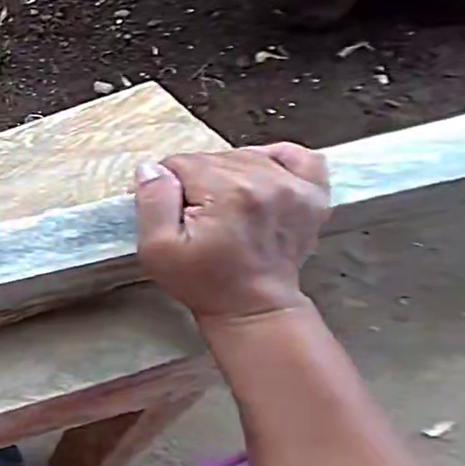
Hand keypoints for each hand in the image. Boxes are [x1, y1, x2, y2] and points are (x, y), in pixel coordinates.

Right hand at [133, 144, 330, 322]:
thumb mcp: (157, 250)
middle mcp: (264, 180)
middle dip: (197, 183)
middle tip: (197, 218)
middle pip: (212, 159)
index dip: (167, 186)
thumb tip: (151, 168)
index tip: (170, 212)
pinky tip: (259, 181)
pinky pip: (294, 156)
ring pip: (243, 157)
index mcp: (227, 191)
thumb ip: (152, 202)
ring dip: (228, 177)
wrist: (253, 309)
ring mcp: (294, 185)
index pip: (180, 162)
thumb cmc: (204, 283)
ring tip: (225, 210)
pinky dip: (274, 162)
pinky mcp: (312, 193)